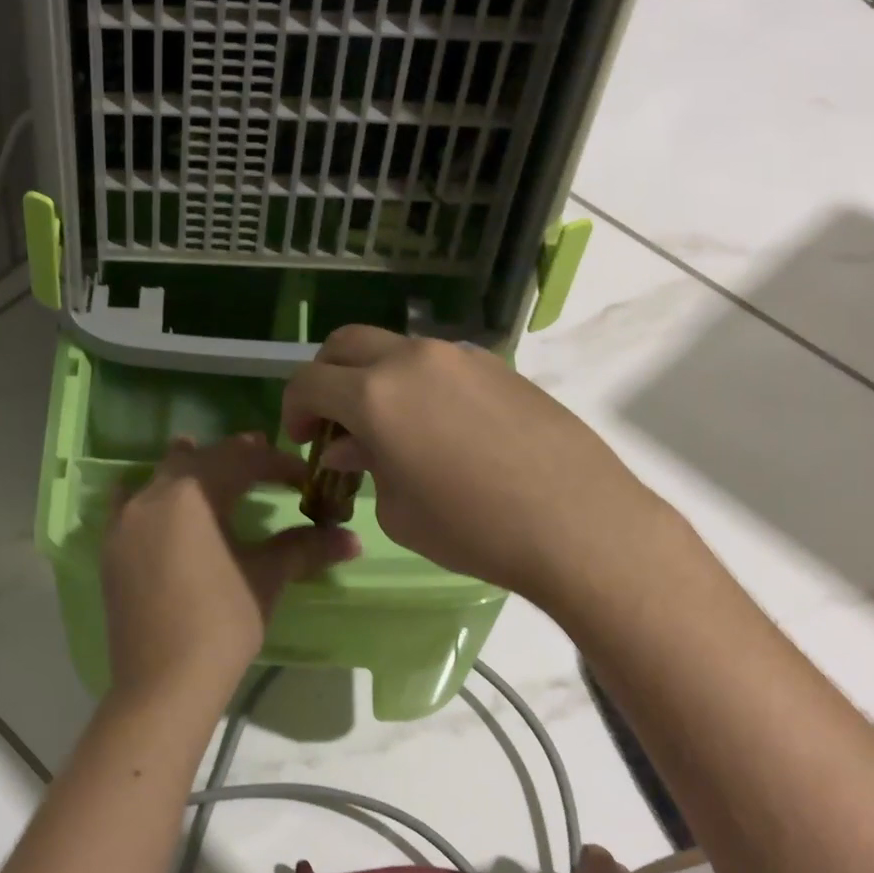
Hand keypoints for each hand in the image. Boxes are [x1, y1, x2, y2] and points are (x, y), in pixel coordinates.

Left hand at [101, 434, 360, 702]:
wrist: (164, 680)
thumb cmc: (222, 623)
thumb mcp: (265, 577)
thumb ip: (303, 548)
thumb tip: (351, 539)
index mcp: (193, 493)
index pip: (240, 460)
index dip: (275, 462)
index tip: (301, 476)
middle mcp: (153, 495)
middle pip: (196, 461)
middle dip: (231, 458)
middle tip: (261, 462)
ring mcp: (125, 521)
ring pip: (160, 478)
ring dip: (187, 469)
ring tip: (209, 469)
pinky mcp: (111, 548)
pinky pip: (128, 505)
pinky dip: (148, 495)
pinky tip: (156, 502)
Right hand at [280, 326, 677, 609]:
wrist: (580, 525)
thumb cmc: (472, 528)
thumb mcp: (397, 510)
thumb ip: (365, 466)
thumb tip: (352, 446)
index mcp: (374, 394)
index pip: (308, 381)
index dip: (293, 408)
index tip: (303, 439)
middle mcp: (412, 360)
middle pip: (345, 344)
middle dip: (326, 376)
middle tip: (332, 419)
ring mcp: (461, 358)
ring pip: (396, 350)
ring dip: (375, 379)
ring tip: (390, 428)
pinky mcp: (500, 368)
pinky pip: (439, 365)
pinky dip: (418, 385)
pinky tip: (439, 431)